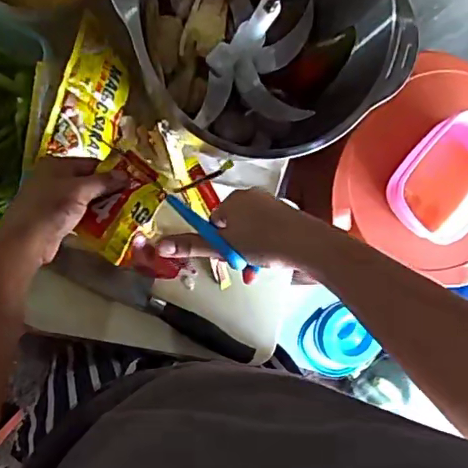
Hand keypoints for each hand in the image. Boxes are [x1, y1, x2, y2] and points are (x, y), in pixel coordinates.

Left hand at [0, 156, 126, 272]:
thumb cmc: (52, 208)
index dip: (110, 171)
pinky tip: (105, 224)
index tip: (130, 180)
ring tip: (122, 211)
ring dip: (99, 206)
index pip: (89, 163)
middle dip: (106, 190)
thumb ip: (103, 182)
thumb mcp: (80, 191)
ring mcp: (51, 200)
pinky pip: (76, 215)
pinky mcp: (53, 220)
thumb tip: (125, 175)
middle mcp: (52, 179)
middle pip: (86, 181)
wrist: (26, 241)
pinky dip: (89, 218)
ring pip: (81, 200)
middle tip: (129, 197)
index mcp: (55, 164)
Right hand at [156, 188, 334, 269]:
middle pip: (231, 228)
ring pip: (249, 233)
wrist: (308, 245)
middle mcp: (251, 197)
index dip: (215, 243)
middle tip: (239, 266)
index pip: (213, 222)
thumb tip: (160, 245)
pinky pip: (267, 233)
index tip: (222, 257)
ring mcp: (271, 205)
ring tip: (254, 270)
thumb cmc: (263, 243)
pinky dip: (264, 249)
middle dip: (233, 250)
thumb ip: (192, 246)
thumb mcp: (223, 247)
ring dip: (248, 254)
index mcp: (233, 200)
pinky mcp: (288, 216)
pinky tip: (269, 263)